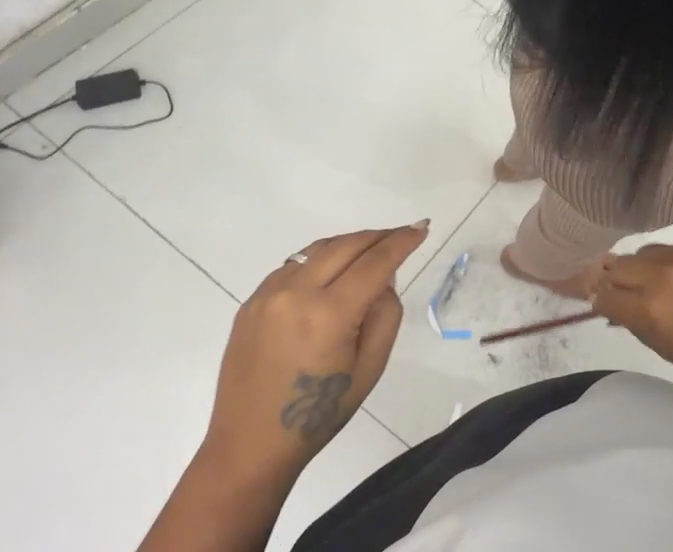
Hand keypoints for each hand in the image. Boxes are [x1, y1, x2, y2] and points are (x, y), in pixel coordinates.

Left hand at [202, 223, 428, 475]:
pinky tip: (332, 272)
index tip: (421, 228)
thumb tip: (382, 278)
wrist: (251, 444)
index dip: (402, 241)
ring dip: (348, 243)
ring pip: (317, 249)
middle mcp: (296, 293)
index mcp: (329, 314)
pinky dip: (319, 260)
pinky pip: (292, 266)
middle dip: (378, 236)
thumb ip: (386, 313)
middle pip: (346, 245)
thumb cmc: (321, 413)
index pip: (375, 262)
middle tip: (402, 234)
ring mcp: (267, 295)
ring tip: (370, 249)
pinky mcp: (251, 302)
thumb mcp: (371, 366)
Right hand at [590, 236, 672, 382]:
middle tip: (631, 290)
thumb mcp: (667, 349)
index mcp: (650, 308)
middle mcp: (662, 274)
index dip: (602, 300)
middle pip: (619, 265)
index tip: (608, 303)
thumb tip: (616, 306)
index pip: (604, 294)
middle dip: (619, 279)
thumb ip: (635, 324)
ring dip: (647, 266)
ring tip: (666, 282)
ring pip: (646, 251)